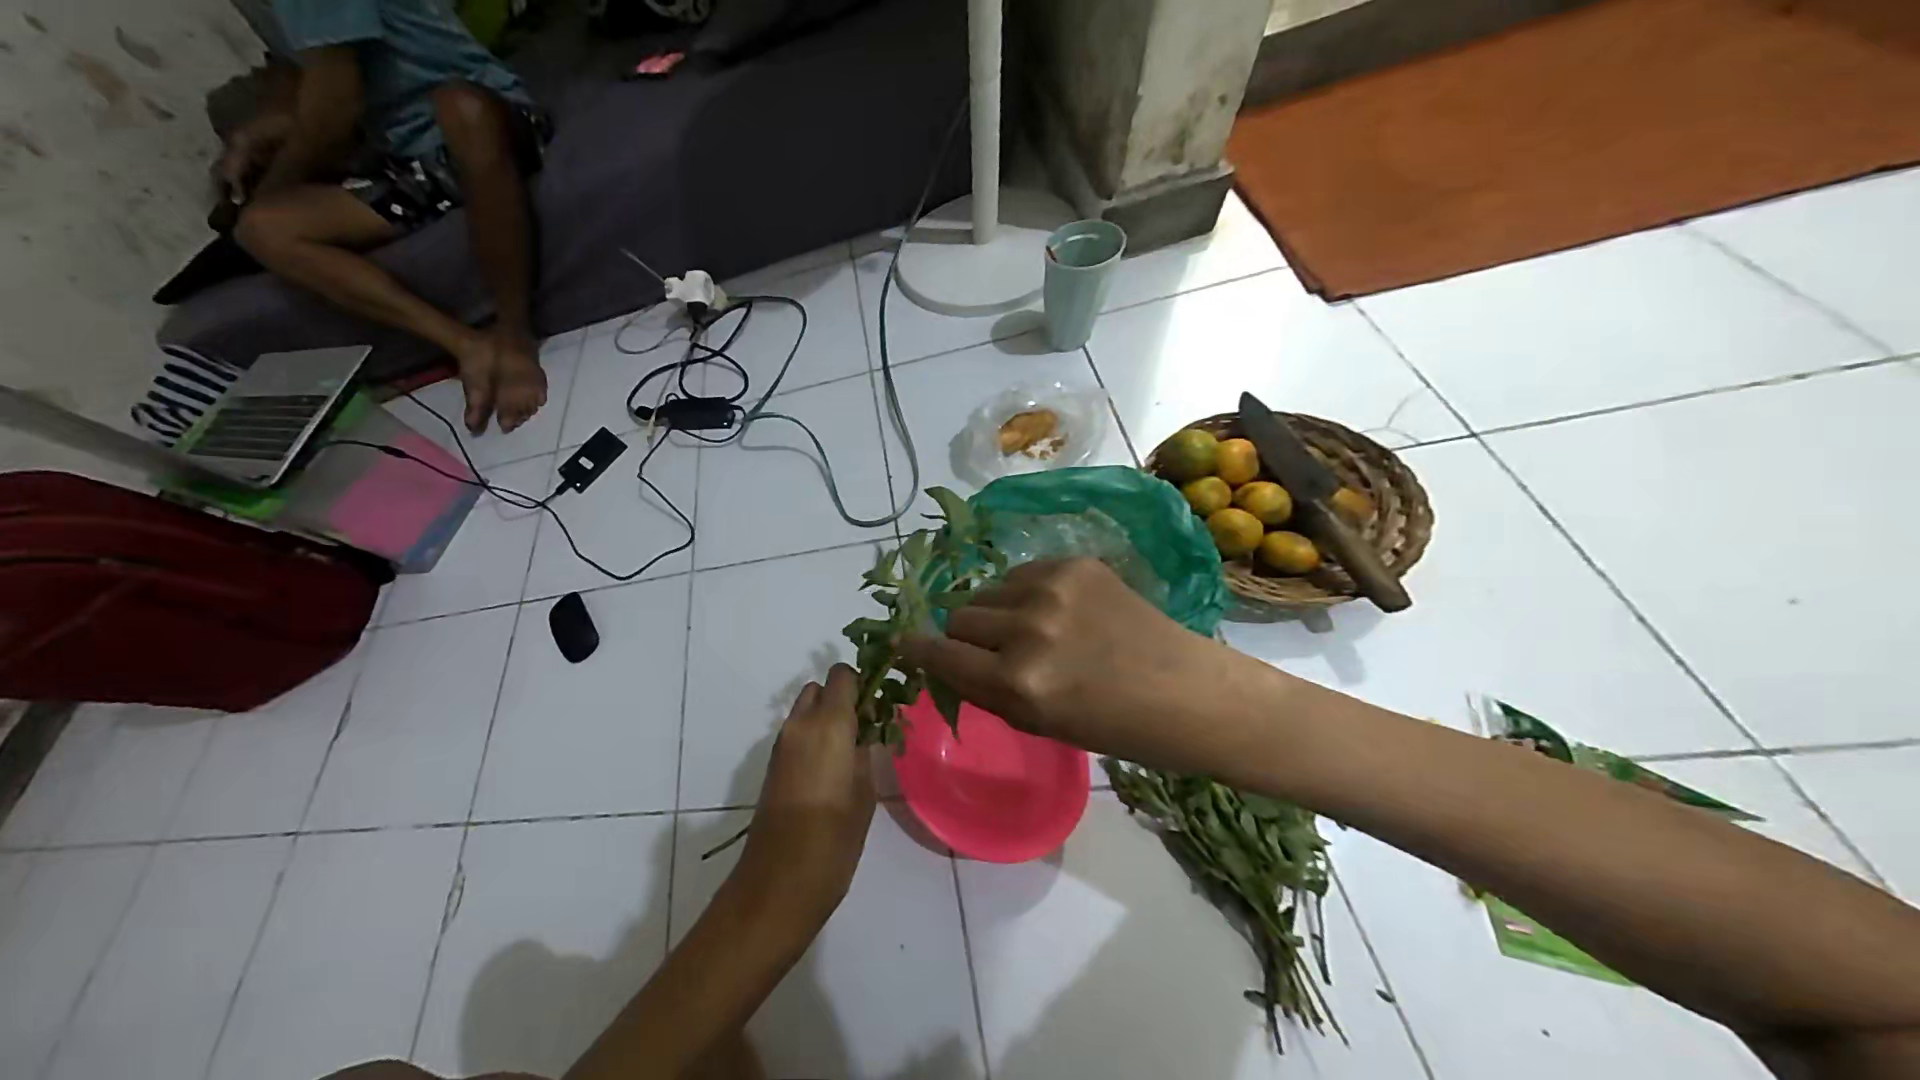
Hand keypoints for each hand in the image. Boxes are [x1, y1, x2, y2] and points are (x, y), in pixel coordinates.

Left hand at [736, 665, 875, 922]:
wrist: (779, 882)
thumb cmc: (835, 836)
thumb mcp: (865, 790)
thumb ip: (867, 751)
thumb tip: (868, 730)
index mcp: (829, 724)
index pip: (842, 675)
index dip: (862, 682)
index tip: (880, 703)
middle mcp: (800, 725)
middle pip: (819, 689)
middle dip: (842, 698)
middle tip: (866, 727)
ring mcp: (781, 745)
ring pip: (806, 711)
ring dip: (826, 718)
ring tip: (852, 751)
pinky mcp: (772, 767)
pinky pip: (797, 734)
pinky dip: (814, 737)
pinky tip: (833, 769)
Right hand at [902, 558, 1264, 773]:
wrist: (1184, 691)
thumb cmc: (1113, 727)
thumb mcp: (1037, 723)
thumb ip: (986, 690)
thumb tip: (944, 660)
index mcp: (1017, 683)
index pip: (939, 654)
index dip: (916, 649)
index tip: (903, 642)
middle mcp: (1027, 629)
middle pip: (960, 616)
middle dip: (965, 636)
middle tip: (991, 649)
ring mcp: (1052, 589)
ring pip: (988, 590)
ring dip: (996, 612)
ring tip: (1029, 629)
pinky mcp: (1075, 563)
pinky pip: (1022, 573)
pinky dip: (1026, 593)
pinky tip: (1057, 612)